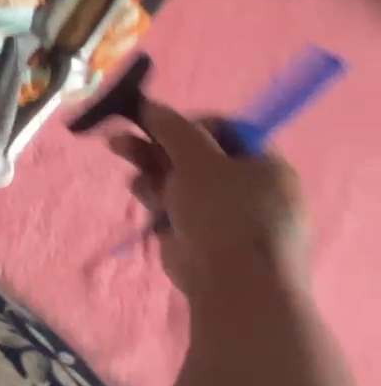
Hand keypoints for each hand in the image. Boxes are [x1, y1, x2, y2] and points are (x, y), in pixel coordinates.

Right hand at [110, 101, 309, 295]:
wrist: (231, 281)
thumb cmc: (225, 212)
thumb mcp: (199, 160)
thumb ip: (174, 128)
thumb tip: (151, 104)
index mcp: (264, 167)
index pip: (224, 130)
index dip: (189, 124)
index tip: (159, 123)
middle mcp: (247, 185)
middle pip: (190, 150)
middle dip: (153, 142)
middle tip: (121, 136)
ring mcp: (221, 208)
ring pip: (172, 172)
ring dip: (146, 166)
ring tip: (123, 160)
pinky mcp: (196, 226)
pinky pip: (168, 197)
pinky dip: (153, 194)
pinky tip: (148, 201)